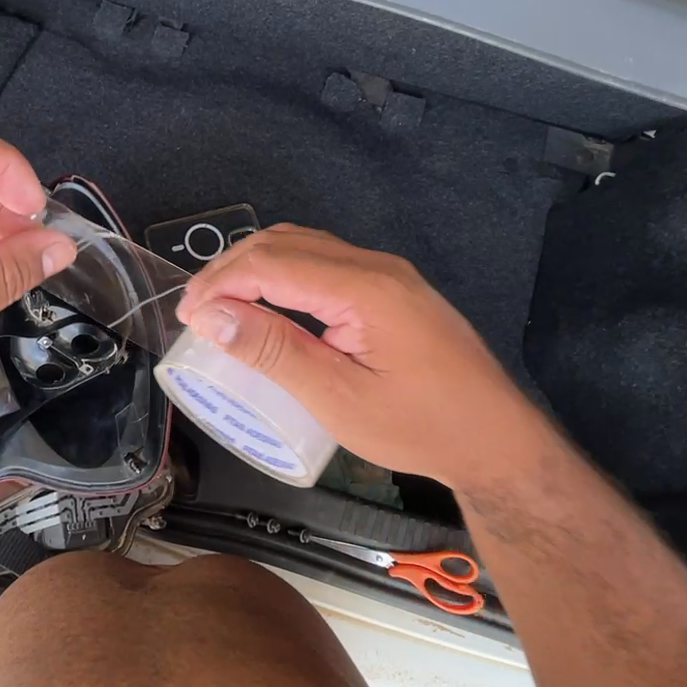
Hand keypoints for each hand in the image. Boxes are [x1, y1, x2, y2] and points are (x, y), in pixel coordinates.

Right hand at [173, 225, 552, 488]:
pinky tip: (264, 299)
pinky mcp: (389, 286)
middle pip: (282, 243)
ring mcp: (385, 273)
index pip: (271, 263)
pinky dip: (280, 272)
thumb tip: (211, 316)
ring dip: (252, 266)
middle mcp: (374, 265)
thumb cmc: (420, 428)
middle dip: (229, 270)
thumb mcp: (338, 399)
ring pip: (301, 245)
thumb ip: (273, 351)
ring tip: (220, 304)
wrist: (499, 443)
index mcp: (364, 288)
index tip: (186, 316)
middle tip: (195, 310)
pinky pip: (320, 260)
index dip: (220, 283)